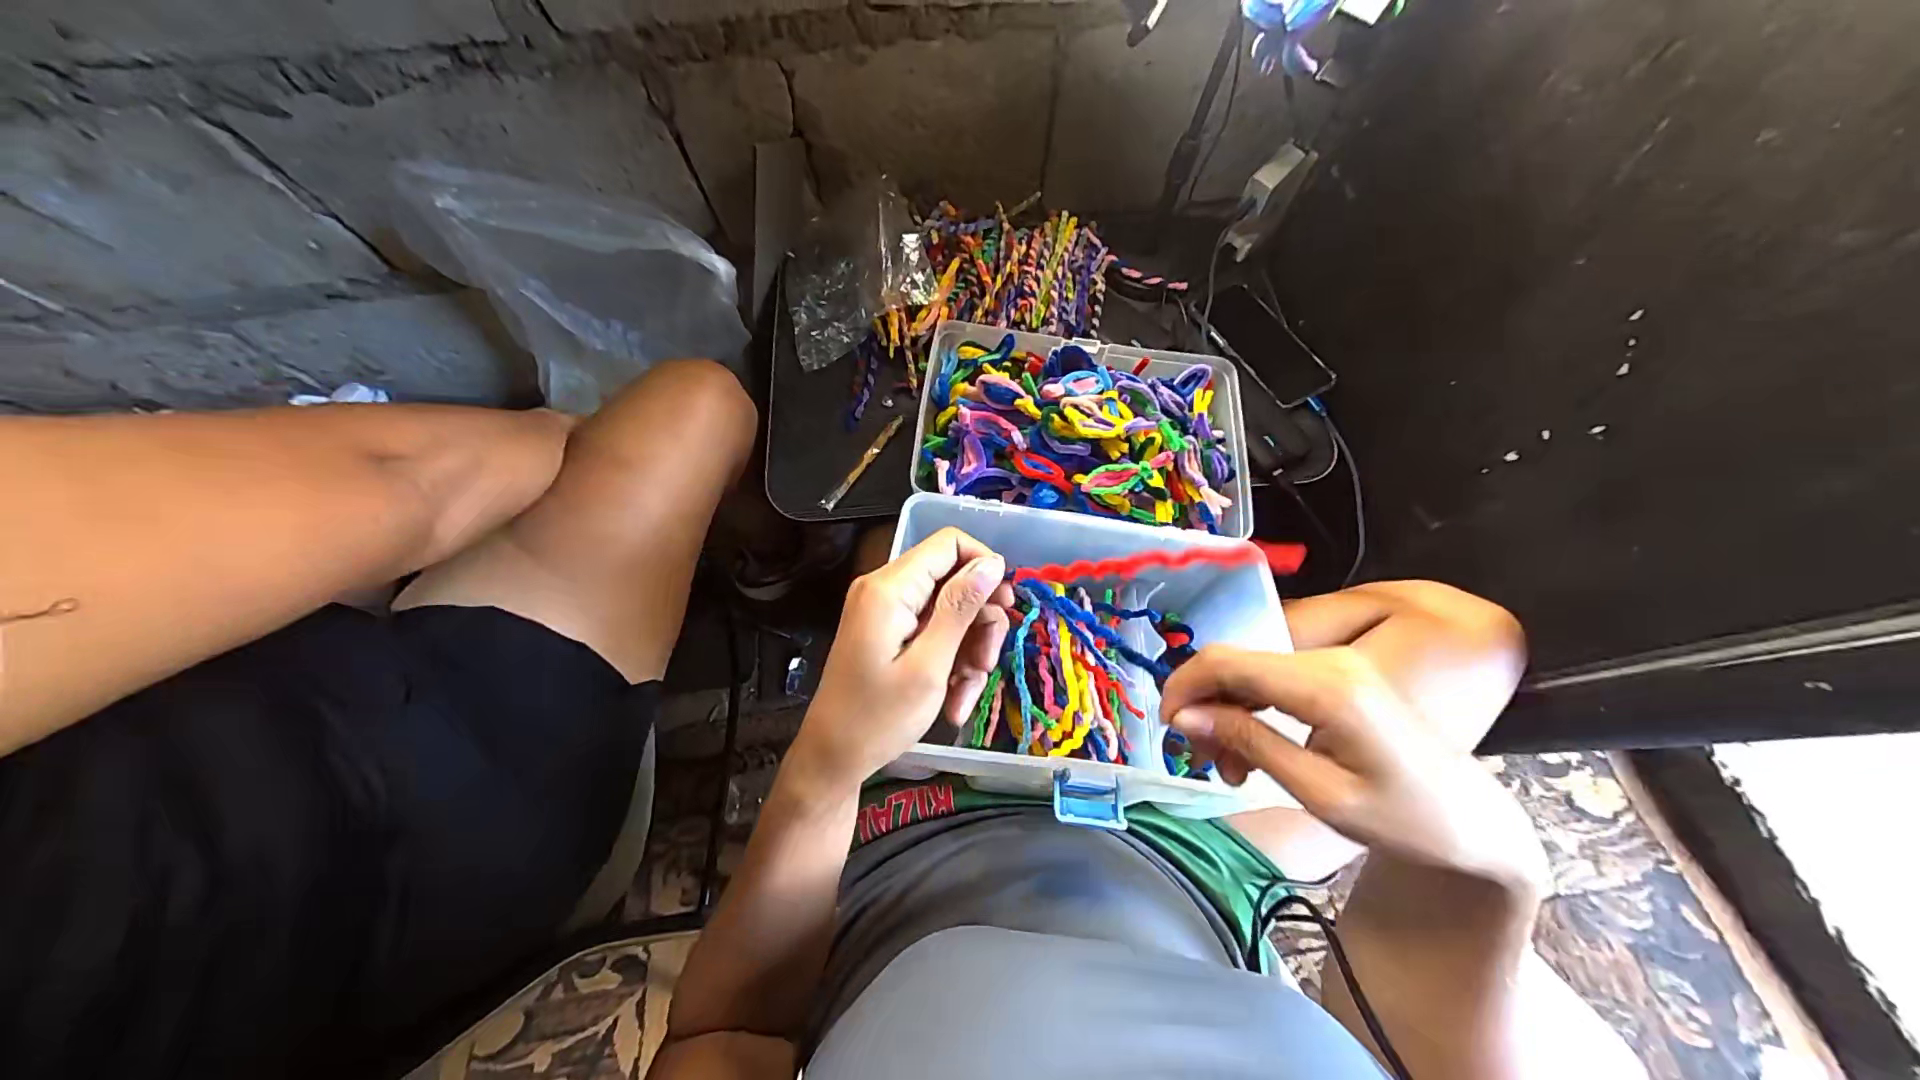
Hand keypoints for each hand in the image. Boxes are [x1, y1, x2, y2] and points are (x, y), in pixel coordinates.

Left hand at [791, 528, 1013, 790]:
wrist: (833, 758)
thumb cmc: (878, 718)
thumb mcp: (929, 665)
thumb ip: (960, 608)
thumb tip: (992, 563)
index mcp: (890, 588)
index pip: (949, 543)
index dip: (985, 566)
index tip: (1006, 605)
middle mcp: (885, 589)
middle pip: (953, 580)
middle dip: (979, 622)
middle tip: (987, 663)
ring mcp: (886, 612)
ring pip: (949, 612)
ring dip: (968, 651)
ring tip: (966, 694)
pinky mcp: (888, 633)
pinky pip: (932, 633)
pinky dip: (949, 663)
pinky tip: (953, 701)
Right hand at [1161, 646, 1546, 894]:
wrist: (1474, 824)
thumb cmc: (1405, 822)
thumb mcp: (1319, 793)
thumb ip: (1250, 744)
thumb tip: (1184, 716)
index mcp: (1327, 685)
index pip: (1228, 661)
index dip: (1184, 685)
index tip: (1167, 727)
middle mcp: (1328, 660)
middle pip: (1234, 664)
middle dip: (1205, 708)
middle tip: (1207, 764)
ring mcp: (1335, 663)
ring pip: (1248, 673)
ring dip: (1227, 715)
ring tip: (1234, 770)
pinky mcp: (1336, 675)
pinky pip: (1272, 681)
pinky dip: (1250, 712)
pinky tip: (1253, 750)